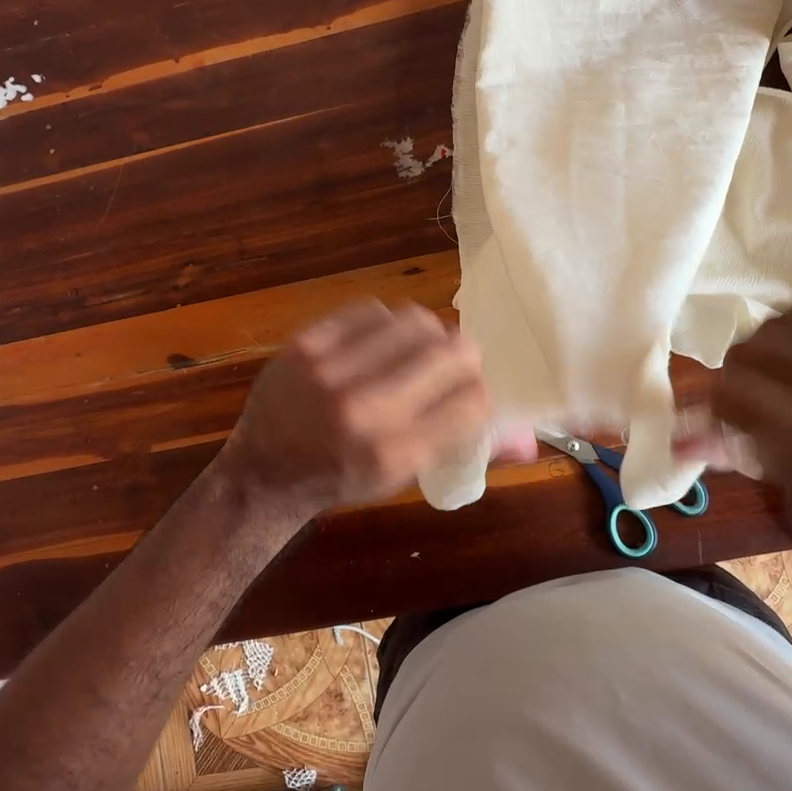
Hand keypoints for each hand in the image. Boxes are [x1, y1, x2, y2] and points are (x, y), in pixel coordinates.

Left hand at [215, 300, 490, 519]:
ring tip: (418, 349)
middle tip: (454, 362)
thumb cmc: (343, 480)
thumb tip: (528, 442)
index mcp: (396, 453)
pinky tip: (382, 340)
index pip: (472, 402)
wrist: (263, 474)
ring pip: (414, 322)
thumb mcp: (402, 477)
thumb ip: (463, 450)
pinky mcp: (306, 345)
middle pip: (449, 354)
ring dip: (427, 333)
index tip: (473, 393)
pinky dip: (386, 322)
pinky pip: (370, 310)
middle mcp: (366, 410)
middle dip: (464, 355)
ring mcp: (331, 373)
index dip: (482, 393)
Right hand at [700, 298, 791, 526]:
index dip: (716, 398)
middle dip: (738, 370)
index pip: (735, 394)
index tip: (723, 406)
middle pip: (752, 351)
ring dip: (768, 344)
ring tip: (783, 365)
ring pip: (781, 322)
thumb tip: (679, 440)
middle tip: (750, 386)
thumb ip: (743, 454)